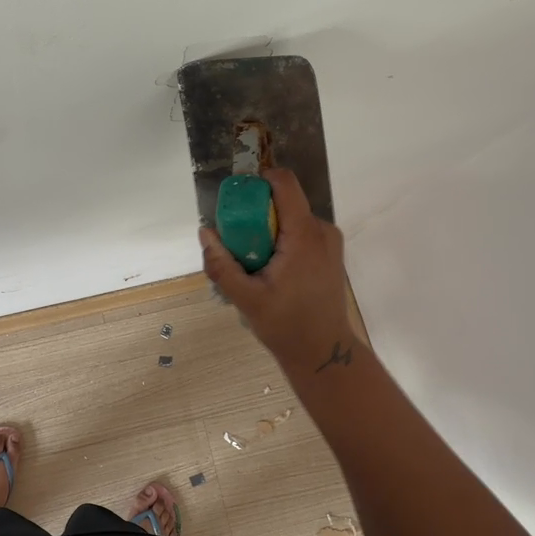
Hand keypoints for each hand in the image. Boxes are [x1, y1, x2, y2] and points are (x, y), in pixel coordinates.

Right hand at [200, 168, 357, 376]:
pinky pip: (300, 231)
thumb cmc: (287, 326)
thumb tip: (205, 231)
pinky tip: (271, 270)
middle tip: (239, 244)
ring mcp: (329, 241)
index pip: (284, 183)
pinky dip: (281, 241)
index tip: (237, 202)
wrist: (325, 354)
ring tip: (254, 263)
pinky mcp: (329, 252)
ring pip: (290, 217)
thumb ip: (221, 265)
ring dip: (268, 230)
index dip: (259, 181)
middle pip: (283, 201)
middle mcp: (321, 230)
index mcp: (304, 235)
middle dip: (257, 215)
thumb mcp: (246, 299)